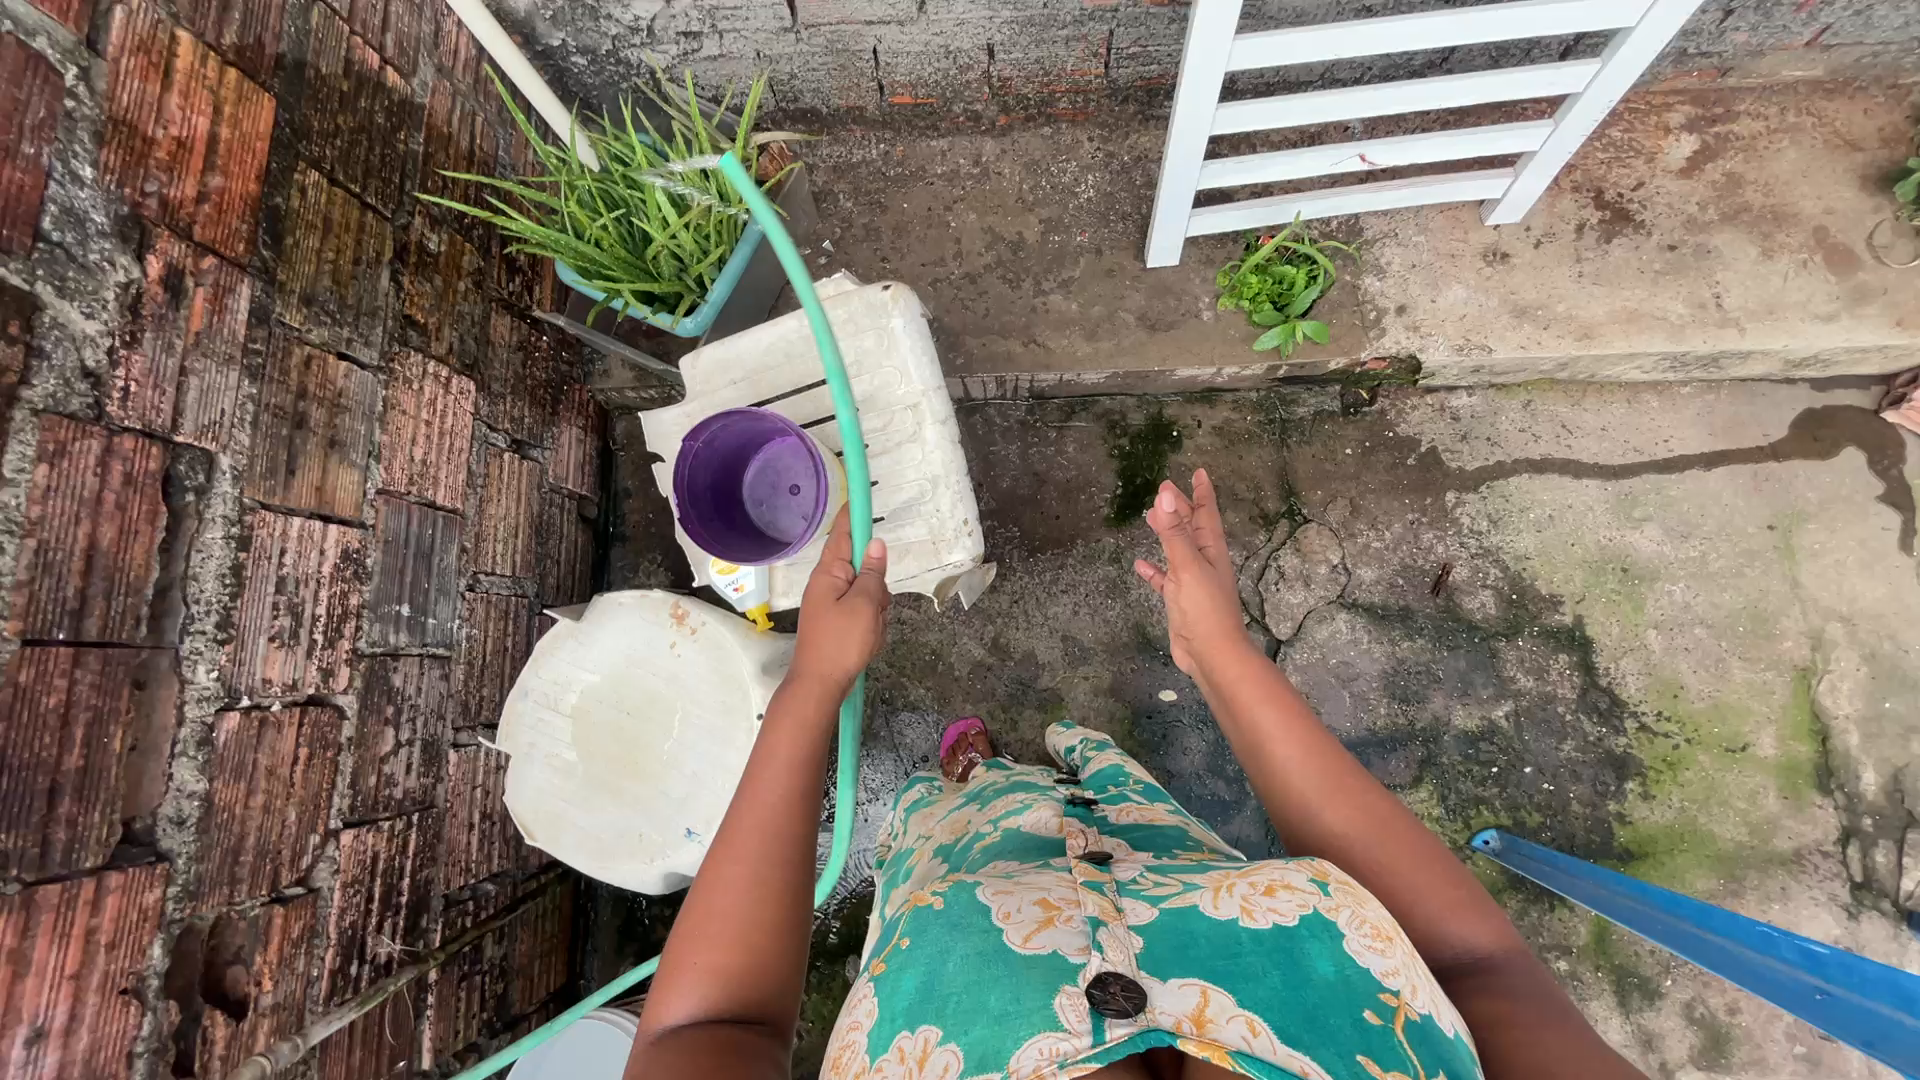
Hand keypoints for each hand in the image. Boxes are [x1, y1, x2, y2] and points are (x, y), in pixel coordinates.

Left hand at [791, 506, 889, 695]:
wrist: (820, 686)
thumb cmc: (841, 643)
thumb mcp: (865, 606)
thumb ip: (873, 574)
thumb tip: (875, 544)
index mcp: (829, 573)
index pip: (843, 534)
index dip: (854, 515)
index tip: (863, 495)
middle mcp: (827, 583)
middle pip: (862, 567)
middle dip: (878, 586)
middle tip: (876, 607)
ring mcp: (831, 604)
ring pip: (867, 592)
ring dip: (876, 610)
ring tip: (870, 631)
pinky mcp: (838, 622)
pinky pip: (863, 612)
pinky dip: (871, 624)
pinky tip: (868, 642)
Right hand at [1134, 470, 1252, 676]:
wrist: (1211, 654)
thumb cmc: (1205, 608)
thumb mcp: (1187, 565)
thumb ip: (1174, 531)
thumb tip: (1165, 495)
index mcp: (1212, 550)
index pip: (1206, 513)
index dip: (1202, 493)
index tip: (1198, 472)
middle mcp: (1204, 561)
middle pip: (1192, 528)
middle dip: (1181, 508)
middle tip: (1165, 489)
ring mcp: (1192, 581)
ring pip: (1177, 549)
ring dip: (1166, 533)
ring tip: (1150, 518)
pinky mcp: (1179, 600)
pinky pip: (1164, 579)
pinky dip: (1153, 570)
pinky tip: (1140, 564)